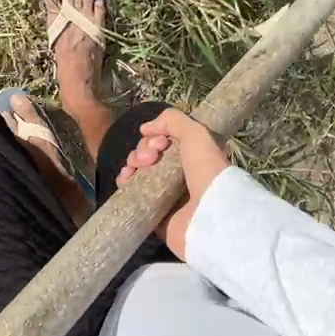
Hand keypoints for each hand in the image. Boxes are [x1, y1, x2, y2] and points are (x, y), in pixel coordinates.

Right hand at [115, 109, 230, 258]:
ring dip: (133, 163)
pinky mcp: (153, 213)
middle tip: (150, 158)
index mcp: (192, 157)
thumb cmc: (206, 170)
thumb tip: (144, 128)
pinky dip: (125, 182)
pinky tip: (125, 179)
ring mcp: (165, 194)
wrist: (209, 214)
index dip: (157, 136)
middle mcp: (179, 175)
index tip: (160, 143)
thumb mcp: (196, 134)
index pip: (165, 141)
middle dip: (144, 149)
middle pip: (150, 154)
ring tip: (136, 167)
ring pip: (139, 171)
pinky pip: (133, 193)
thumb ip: (172, 121)